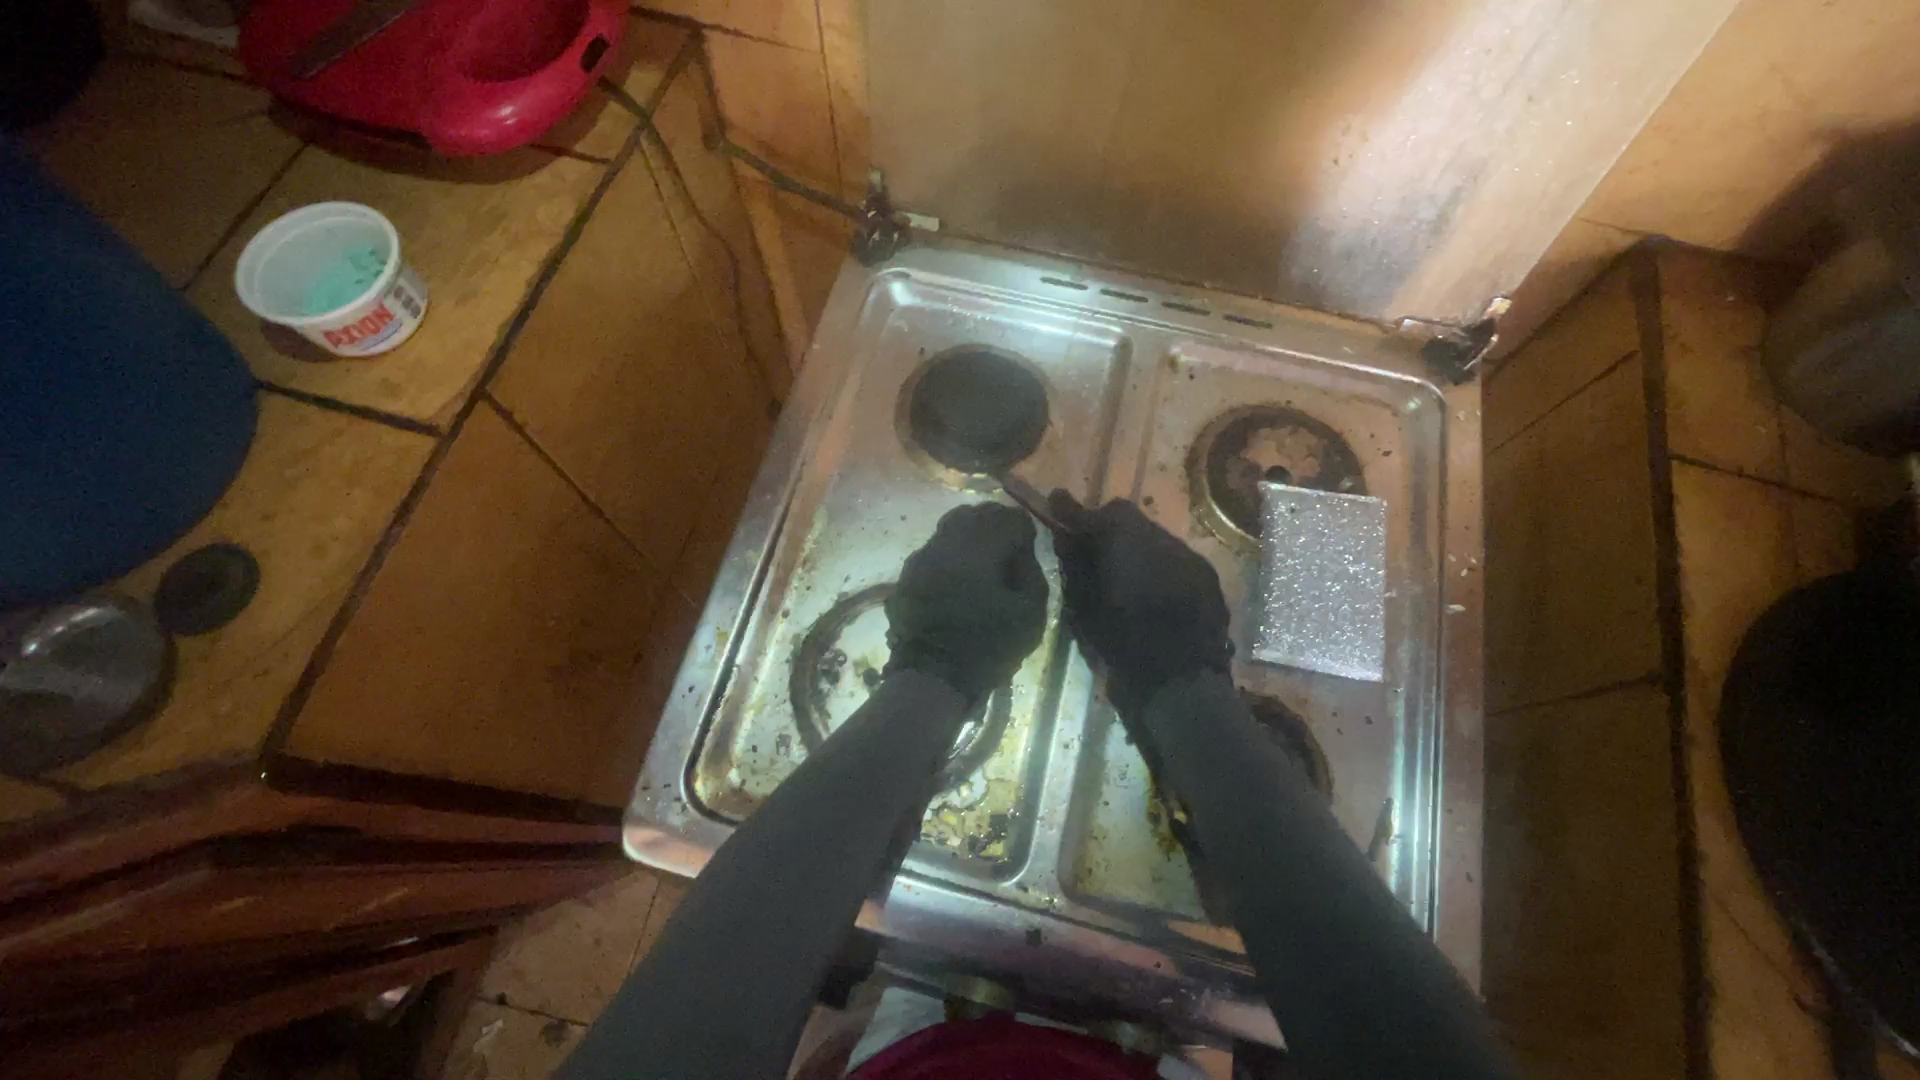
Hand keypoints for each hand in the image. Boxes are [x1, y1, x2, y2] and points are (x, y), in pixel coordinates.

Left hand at [885, 503, 1048, 702]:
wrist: (932, 679)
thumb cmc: (987, 647)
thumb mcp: (1030, 614)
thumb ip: (1031, 572)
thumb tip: (1021, 551)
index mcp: (977, 548)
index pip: (1007, 517)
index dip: (1024, 530)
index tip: (1028, 550)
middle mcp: (944, 543)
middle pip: (975, 515)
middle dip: (995, 528)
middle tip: (1007, 553)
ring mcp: (919, 558)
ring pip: (949, 530)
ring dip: (970, 540)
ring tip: (982, 568)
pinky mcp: (905, 576)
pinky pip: (933, 554)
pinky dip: (949, 559)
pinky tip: (956, 584)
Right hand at [1047, 492, 1231, 715]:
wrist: (1184, 683)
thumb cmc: (1126, 649)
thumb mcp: (1086, 612)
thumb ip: (1075, 568)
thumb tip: (1064, 537)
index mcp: (1126, 547)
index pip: (1093, 515)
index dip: (1071, 509)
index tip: (1056, 502)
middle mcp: (1160, 539)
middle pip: (1125, 516)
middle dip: (1104, 524)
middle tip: (1089, 545)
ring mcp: (1188, 554)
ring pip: (1151, 533)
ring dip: (1132, 543)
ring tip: (1121, 570)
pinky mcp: (1206, 573)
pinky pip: (1173, 554)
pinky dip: (1156, 562)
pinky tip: (1150, 586)